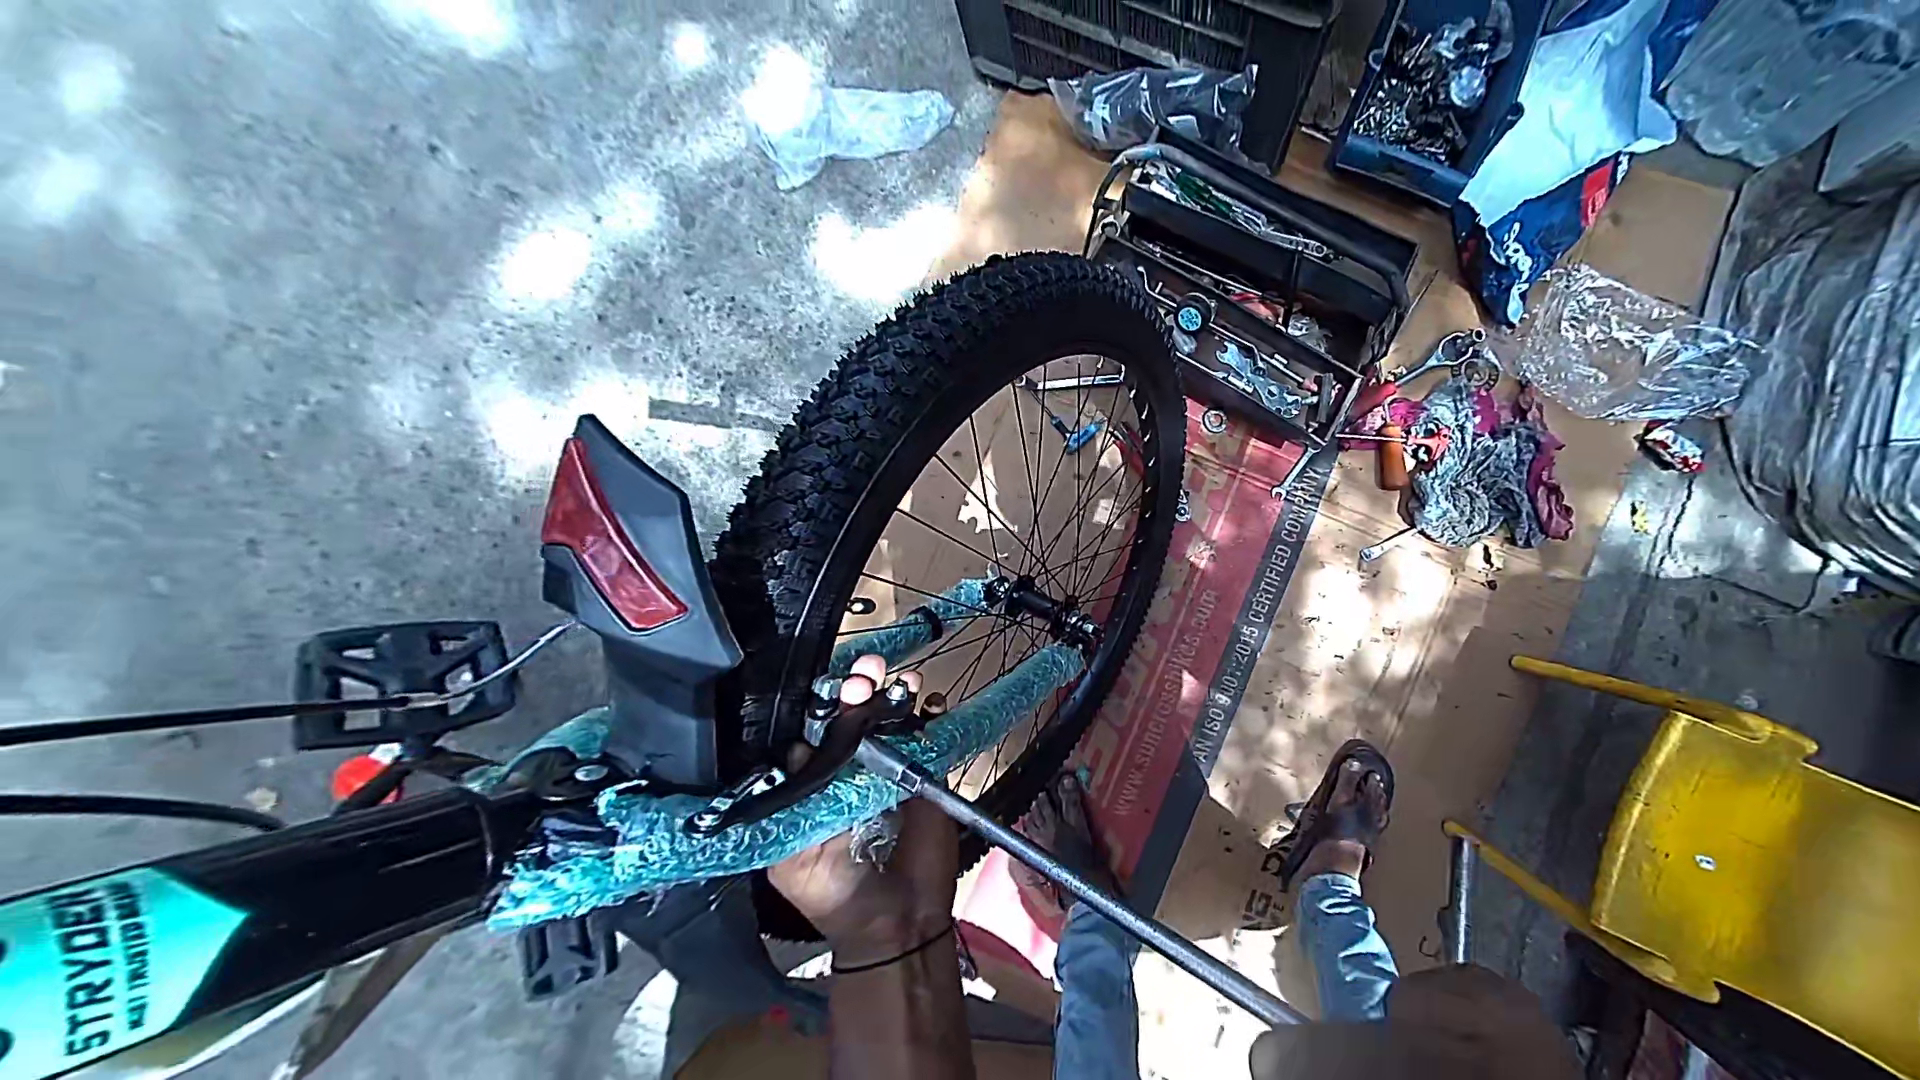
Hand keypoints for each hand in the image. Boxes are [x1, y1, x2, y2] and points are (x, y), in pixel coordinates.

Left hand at [767, 655, 958, 965]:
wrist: (896, 922)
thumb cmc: (836, 892)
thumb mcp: (793, 859)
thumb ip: (789, 808)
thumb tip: (794, 750)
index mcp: (820, 776)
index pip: (820, 724)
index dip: (825, 702)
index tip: (833, 689)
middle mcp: (855, 762)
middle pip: (857, 709)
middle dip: (860, 684)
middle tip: (866, 677)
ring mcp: (894, 763)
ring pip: (894, 711)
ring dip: (895, 688)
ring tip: (898, 682)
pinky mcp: (928, 770)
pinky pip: (932, 731)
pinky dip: (933, 710)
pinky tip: (931, 702)